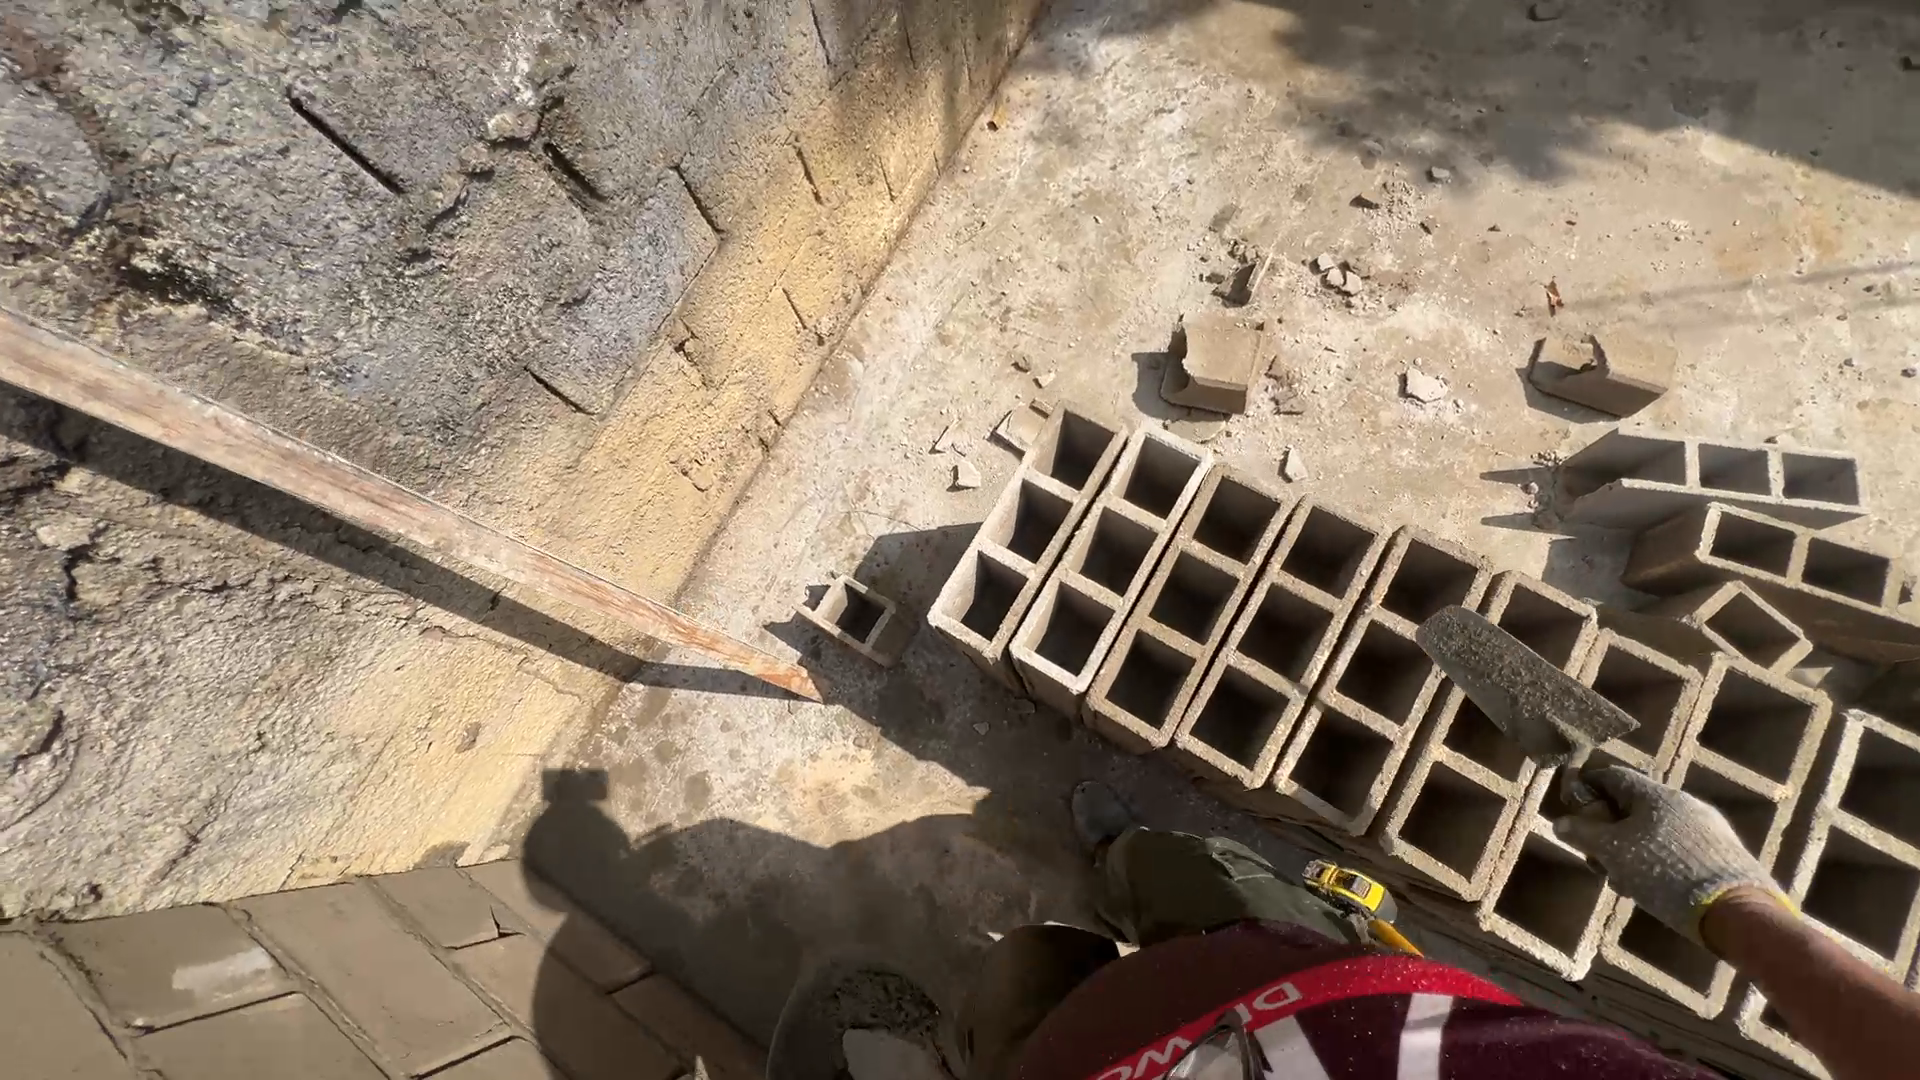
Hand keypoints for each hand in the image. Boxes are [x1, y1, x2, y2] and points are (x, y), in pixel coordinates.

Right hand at [1553, 765, 1787, 943]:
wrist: (1741, 917)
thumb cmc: (1664, 872)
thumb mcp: (1610, 851)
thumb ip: (1581, 832)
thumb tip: (1560, 823)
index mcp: (1657, 795)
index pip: (1610, 776)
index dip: (1585, 789)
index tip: (1572, 812)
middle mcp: (1685, 804)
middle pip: (1632, 806)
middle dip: (1608, 828)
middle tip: (1596, 854)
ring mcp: (1710, 831)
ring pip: (1654, 831)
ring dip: (1630, 848)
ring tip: (1622, 877)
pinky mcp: (1726, 857)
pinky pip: (1677, 848)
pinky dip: (1657, 860)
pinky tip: (1650, 885)